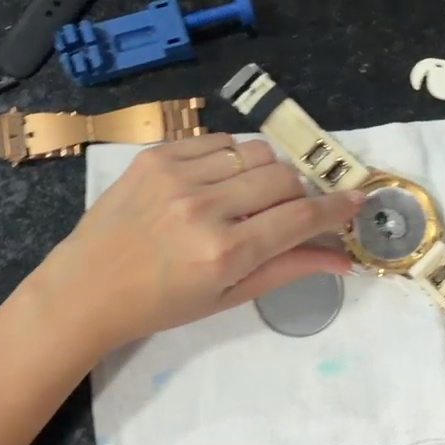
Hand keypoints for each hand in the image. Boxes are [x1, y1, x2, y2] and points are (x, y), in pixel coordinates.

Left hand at [40, 135, 362, 350]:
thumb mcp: (229, 296)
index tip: (357, 200)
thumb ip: (289, 269)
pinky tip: (217, 183)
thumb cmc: (161, 304)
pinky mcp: (156, 155)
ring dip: (266, 173)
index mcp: (225, 252)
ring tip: (248, 198)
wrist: (86, 288)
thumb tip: (344, 258)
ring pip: (256, 152)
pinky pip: (219, 140)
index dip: (336, 207)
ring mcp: (177, 176)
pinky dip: (232, 158)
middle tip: (287, 213)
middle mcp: (204, 208)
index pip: (300, 216)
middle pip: (285, 177)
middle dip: (298, 194)